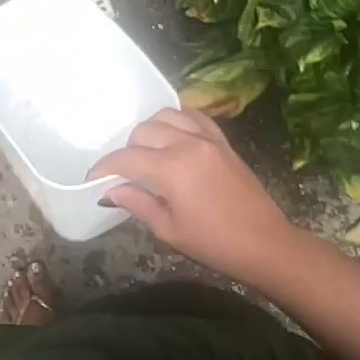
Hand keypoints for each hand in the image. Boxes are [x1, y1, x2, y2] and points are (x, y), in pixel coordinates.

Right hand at [88, 108, 295, 281]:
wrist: (265, 243)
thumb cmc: (215, 244)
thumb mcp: (169, 231)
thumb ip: (138, 204)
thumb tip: (111, 190)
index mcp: (172, 168)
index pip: (126, 158)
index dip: (105, 168)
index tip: (93, 178)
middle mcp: (187, 143)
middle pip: (144, 131)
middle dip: (127, 150)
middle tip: (125, 173)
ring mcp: (207, 138)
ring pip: (166, 116)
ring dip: (150, 130)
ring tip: (147, 151)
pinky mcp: (222, 141)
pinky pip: (194, 116)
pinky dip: (177, 120)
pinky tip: (173, 135)